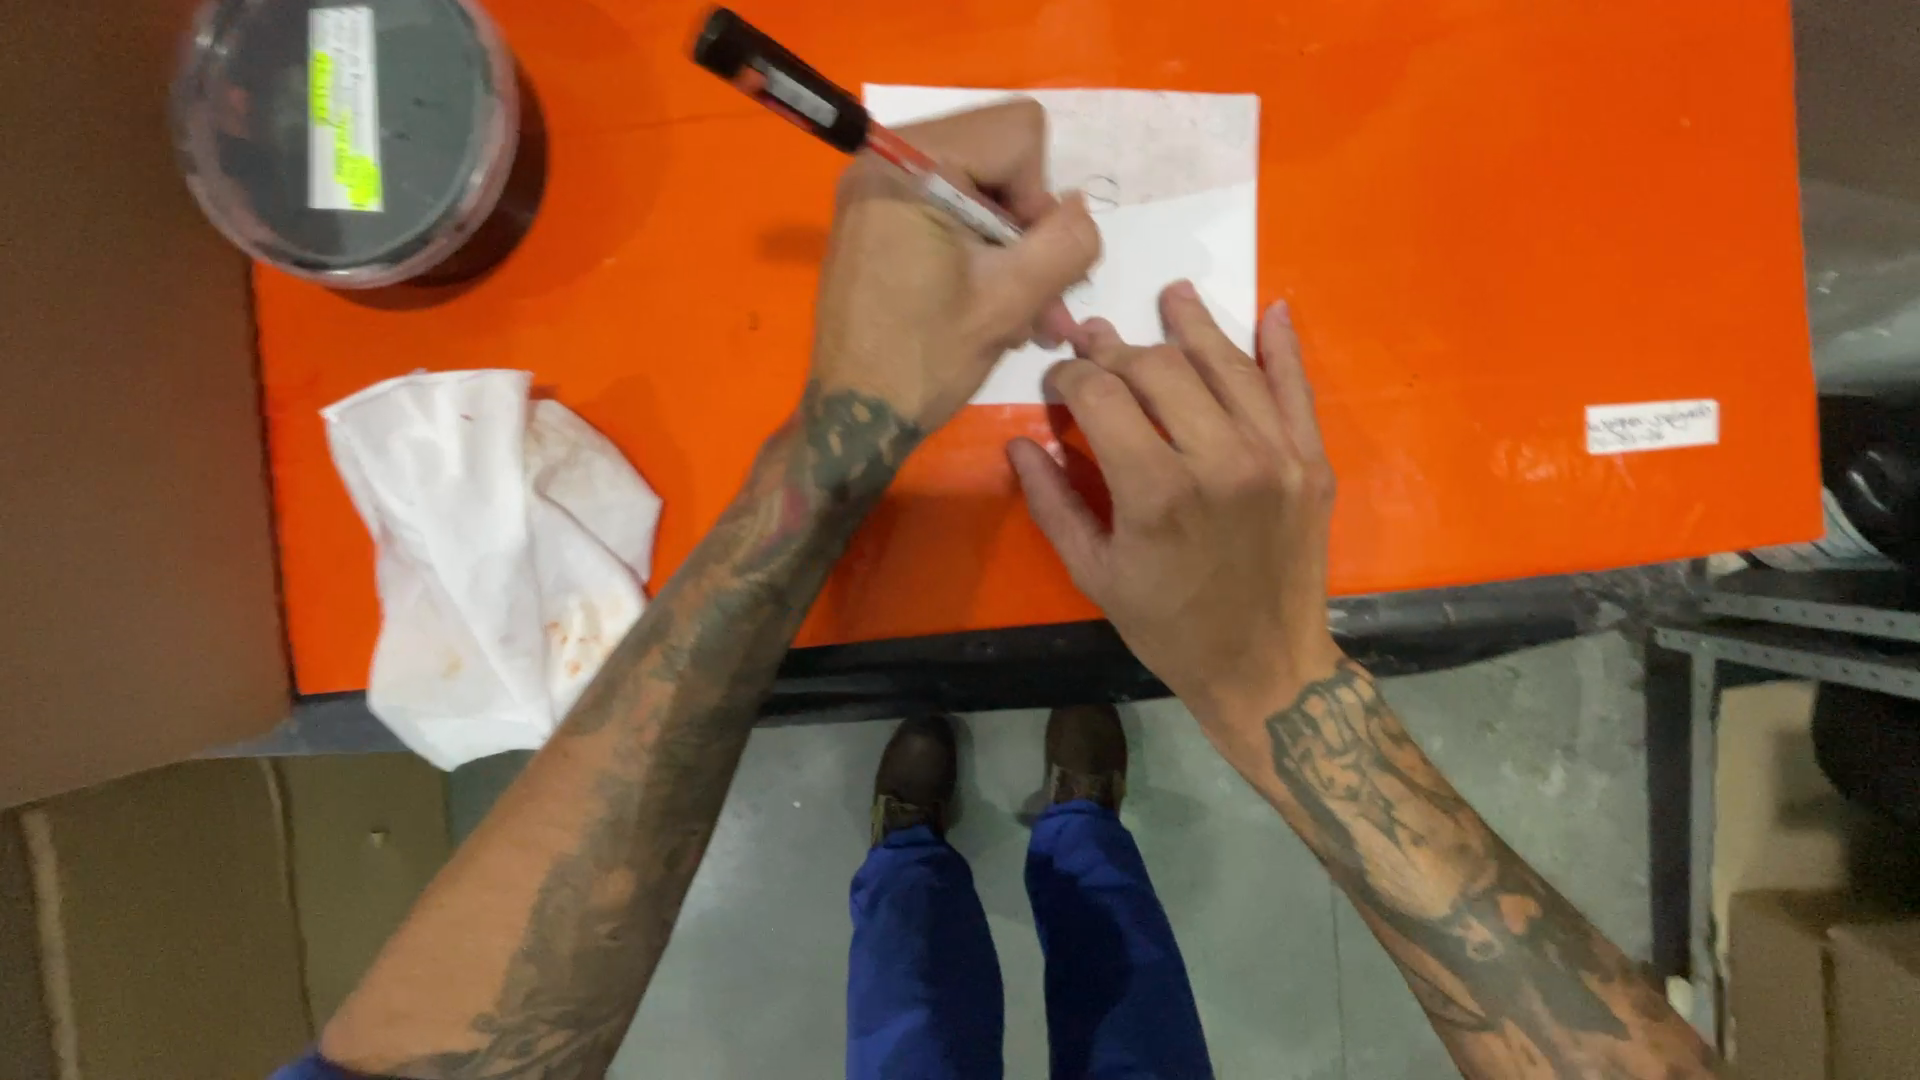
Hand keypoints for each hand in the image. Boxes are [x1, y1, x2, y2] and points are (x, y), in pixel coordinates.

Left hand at [812, 100, 1100, 431]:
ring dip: (1010, 252)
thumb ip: (1065, 243)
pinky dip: (977, 255)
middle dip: (1028, 230)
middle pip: (998, 158)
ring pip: (978, 192)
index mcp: (908, 164)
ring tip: (1020, 316)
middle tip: (1041, 299)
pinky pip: (947, 215)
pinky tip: (988, 308)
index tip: (1029, 265)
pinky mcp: (875, 225)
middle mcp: (882, 160)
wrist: (857, 417)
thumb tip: (1080, 210)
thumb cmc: (925, 361)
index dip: (1041, 200)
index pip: (1018, 133)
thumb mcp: (1009, 301)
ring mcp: (874, 194)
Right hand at [1009, 283, 1344, 756]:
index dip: (1070, 376)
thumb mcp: (1094, 574)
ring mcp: (1275, 454)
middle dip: (1117, 349)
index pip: (1101, 395)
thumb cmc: (1167, 628)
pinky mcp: (1310, 461)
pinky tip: (1272, 311)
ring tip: (1172, 296)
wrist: (1265, 670)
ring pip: (1226, 365)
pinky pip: (1295, 389)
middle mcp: (1219, 458)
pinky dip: (1282, 347)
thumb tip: (1021, 445)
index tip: (1057, 380)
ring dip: (1192, 327)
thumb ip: (1053, 504)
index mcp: (1155, 490)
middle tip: (1096, 344)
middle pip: (1159, 369)